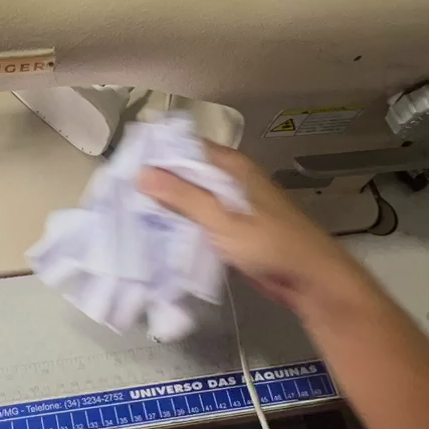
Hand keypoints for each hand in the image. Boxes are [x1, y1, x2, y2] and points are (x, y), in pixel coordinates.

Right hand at [137, 143, 387, 318]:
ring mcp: (230, 204)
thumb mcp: (223, 219)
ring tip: (128, 211)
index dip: (154, 152)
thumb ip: (183, 196)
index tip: (122, 163)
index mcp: (231, 166)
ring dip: (165, 204)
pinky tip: (154, 232)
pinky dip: (178, 223)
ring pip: (189, 197)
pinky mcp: (230, 228)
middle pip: (184, 172)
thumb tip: (141, 172)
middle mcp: (230, 180)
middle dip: (154, 181)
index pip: (184, 147)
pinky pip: (197, 218)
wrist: (311, 281)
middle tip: (117, 191)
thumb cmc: (271, 244)